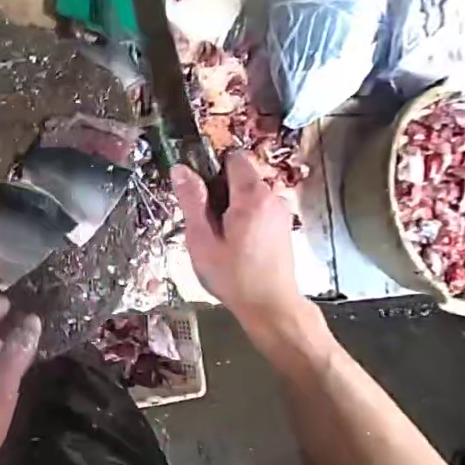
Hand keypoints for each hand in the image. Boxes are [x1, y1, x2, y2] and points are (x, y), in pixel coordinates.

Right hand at [174, 150, 310, 332]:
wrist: (270, 306)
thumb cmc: (234, 277)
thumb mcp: (202, 239)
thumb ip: (192, 201)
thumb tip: (180, 169)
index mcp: (252, 195)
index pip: (232, 158)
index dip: (212, 169)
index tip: (199, 191)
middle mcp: (272, 196)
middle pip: (241, 175)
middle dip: (221, 191)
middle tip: (206, 222)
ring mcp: (281, 211)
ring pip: (250, 193)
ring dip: (233, 206)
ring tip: (221, 236)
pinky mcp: (284, 225)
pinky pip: (260, 208)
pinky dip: (246, 217)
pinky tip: (237, 243)